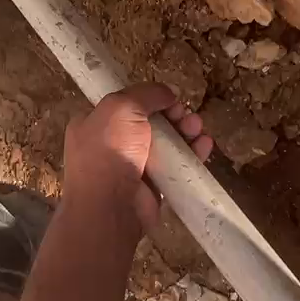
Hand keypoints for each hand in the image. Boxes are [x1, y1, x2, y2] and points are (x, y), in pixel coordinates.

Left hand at [62, 84, 212, 235]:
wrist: (110, 206)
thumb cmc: (108, 151)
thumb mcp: (121, 107)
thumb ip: (146, 94)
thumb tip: (168, 93)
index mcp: (94, 124)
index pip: (125, 104)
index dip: (148, 98)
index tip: (167, 98)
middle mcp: (112, 145)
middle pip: (150, 122)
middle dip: (172, 115)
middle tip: (185, 115)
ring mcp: (133, 167)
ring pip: (166, 143)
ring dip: (185, 132)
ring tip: (197, 128)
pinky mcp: (154, 186)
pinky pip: (176, 166)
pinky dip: (192, 154)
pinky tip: (205, 145)